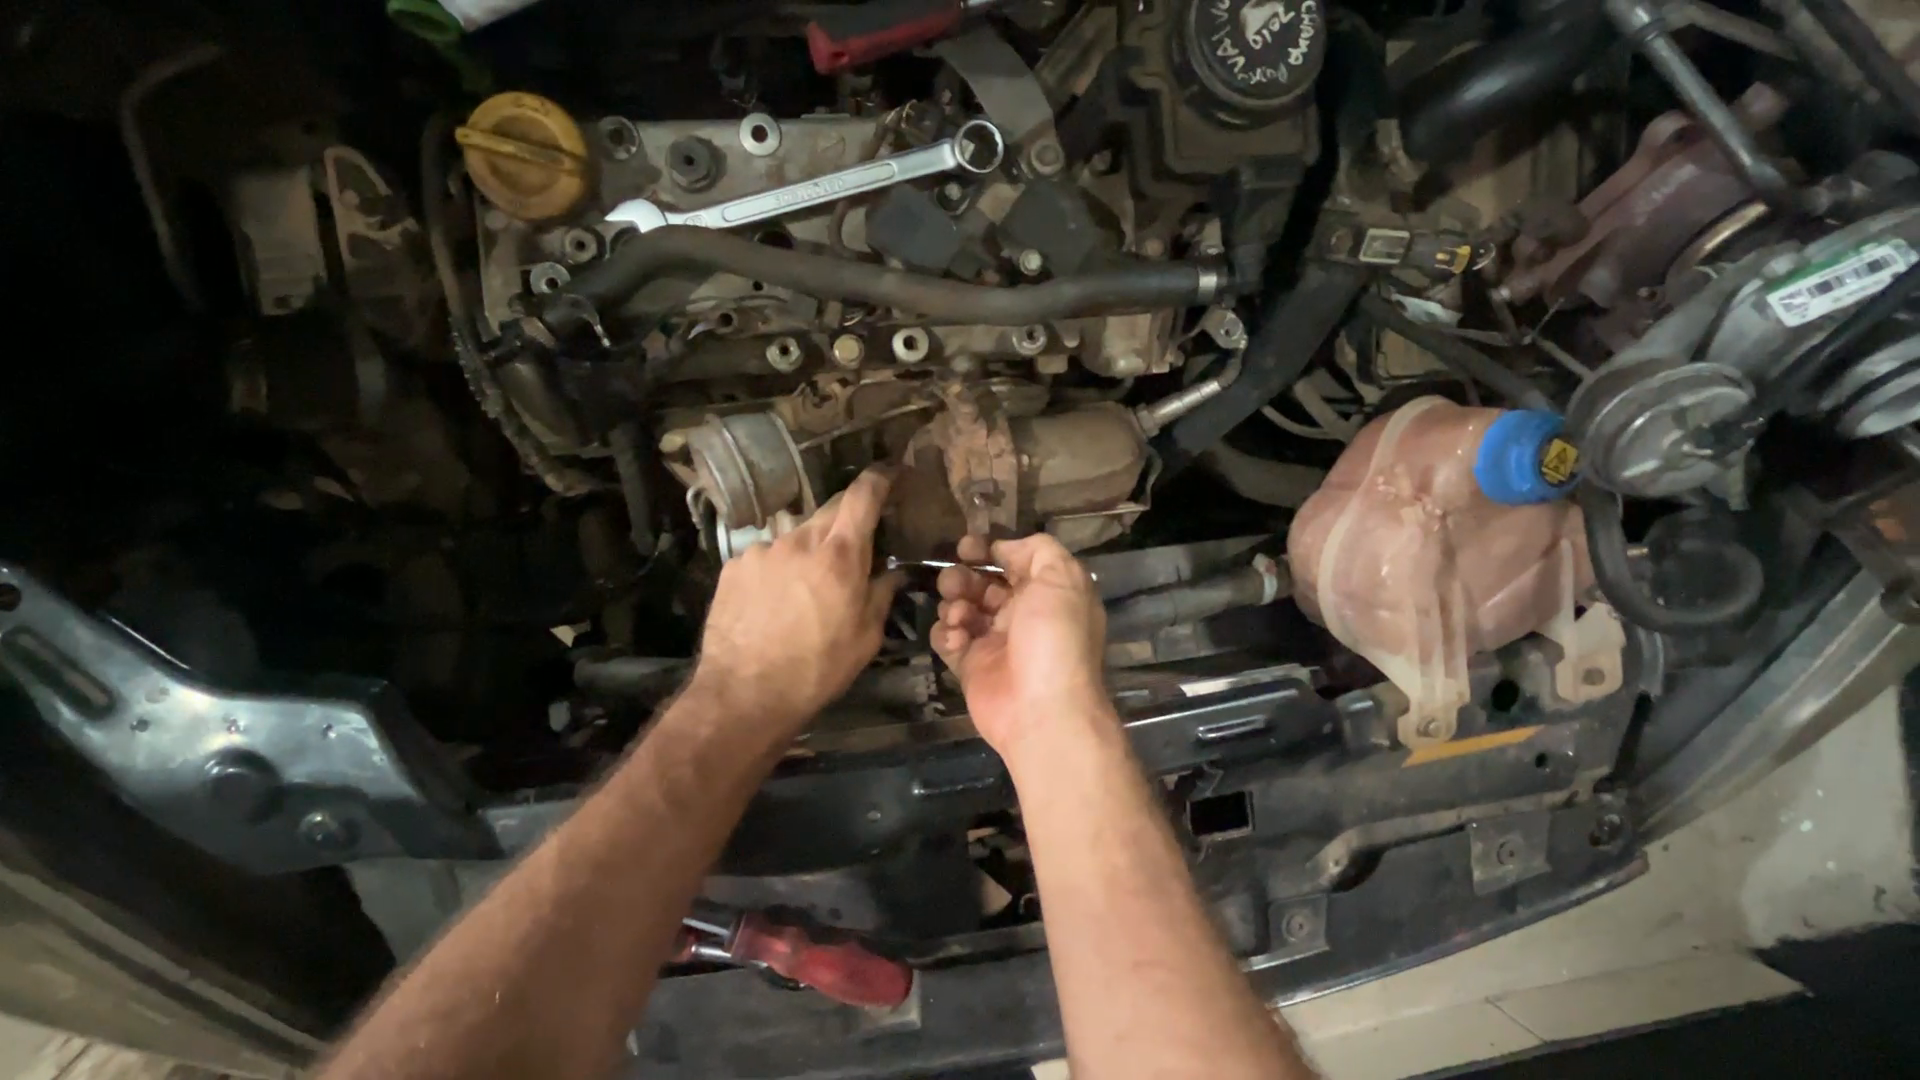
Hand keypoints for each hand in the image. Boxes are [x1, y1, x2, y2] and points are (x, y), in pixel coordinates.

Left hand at [690, 468, 900, 730]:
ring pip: (795, 537)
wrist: (745, 693)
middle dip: (845, 521)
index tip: (889, 473)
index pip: (862, 497)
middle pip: (829, 511)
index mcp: (840, 556)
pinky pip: (766, 557)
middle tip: (852, 547)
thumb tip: (892, 573)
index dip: (878, 479)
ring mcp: (762, 551)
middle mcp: (800, 541)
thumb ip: (881, 595)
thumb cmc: (817, 669)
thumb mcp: (865, 638)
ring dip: (808, 551)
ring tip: (805, 590)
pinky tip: (773, 602)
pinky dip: (777, 570)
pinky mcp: (734, 566)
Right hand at [931, 534, 1109, 761]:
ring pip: (962, 608)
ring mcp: (994, 642)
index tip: (967, 547)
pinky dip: (946, 634)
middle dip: (964, 576)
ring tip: (959, 614)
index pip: (1013, 562)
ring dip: (953, 602)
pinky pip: (947, 640)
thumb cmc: (1054, 638)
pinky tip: (957, 639)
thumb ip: (1038, 550)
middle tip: (955, 582)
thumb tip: (1005, 548)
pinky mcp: (971, 667)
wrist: (1042, 710)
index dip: (989, 550)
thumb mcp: (1062, 579)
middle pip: (982, 584)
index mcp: (1046, 594)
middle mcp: (1021, 616)